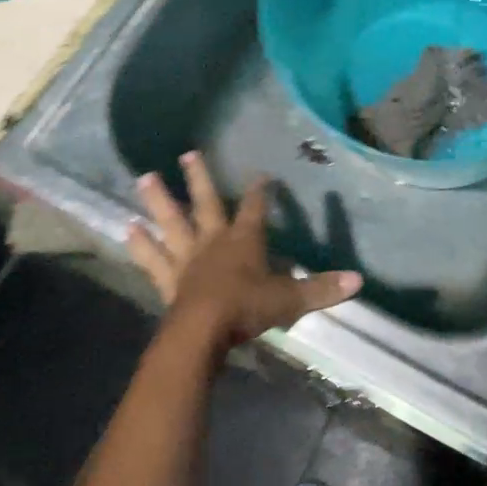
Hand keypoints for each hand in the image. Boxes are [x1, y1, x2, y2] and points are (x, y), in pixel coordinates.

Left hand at [126, 152, 361, 347]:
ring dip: (159, 201)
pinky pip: (152, 258)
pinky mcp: (167, 279)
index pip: (255, 207)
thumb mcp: (291, 300)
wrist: (203, 332)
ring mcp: (187, 258)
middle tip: (187, 153)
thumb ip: (322, 289)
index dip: (259, 191)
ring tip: (144, 177)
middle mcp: (214, 240)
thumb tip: (359, 281)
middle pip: (206, 203)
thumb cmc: (248, 308)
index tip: (261, 174)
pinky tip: (127, 229)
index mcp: (245, 240)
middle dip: (199, 178)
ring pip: (172, 222)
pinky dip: (140, 244)